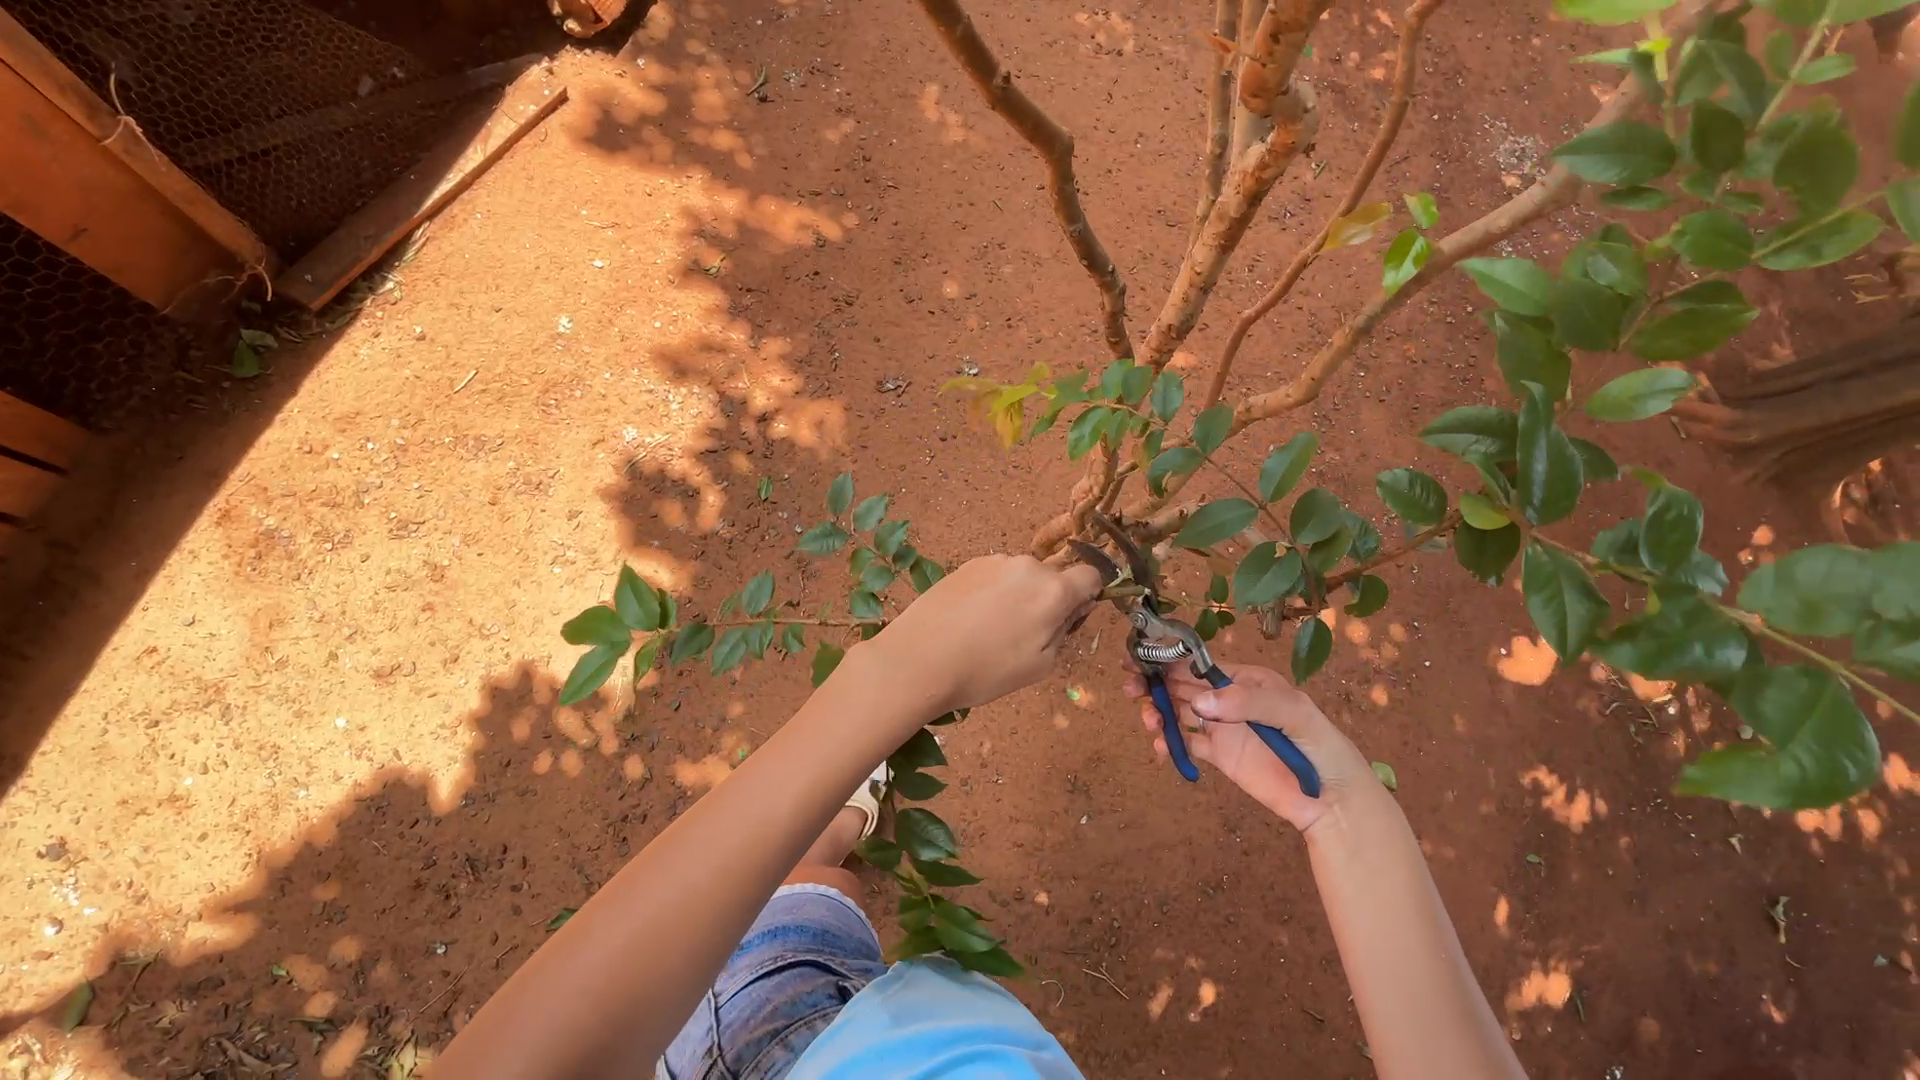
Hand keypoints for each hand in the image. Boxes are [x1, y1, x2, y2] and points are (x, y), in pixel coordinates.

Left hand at [870, 554, 1102, 713]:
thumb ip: (1064, 630)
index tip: (1070, 618)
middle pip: (1053, 577)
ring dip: (1018, 596)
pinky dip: (992, 594)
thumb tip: (1073, 608)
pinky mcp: (966, 565)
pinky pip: (994, 577)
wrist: (919, 660)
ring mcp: (994, 562)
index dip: (1087, 596)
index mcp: (1054, 590)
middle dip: (1048, 600)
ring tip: (990, 631)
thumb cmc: (985, 671)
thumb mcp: (1040, 664)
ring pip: (1021, 577)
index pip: (1091, 576)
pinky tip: (970, 621)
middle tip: (1025, 635)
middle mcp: (1027, 566)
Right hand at [1124, 660, 1377, 832]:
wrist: (1332, 800)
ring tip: (1148, 721)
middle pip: (1182, 685)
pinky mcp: (1221, 757)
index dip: (1169, 658)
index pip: (1201, 664)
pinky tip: (1162, 747)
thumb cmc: (1320, 746)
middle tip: (1131, 687)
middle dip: (1154, 682)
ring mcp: (1224, 729)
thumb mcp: (1293, 714)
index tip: (1140, 657)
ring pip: (1180, 713)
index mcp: (1246, 680)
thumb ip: (1248, 703)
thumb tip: (1200, 704)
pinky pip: (1188, 745)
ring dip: (1158, 712)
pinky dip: (1171, 744)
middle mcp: (1230, 700)